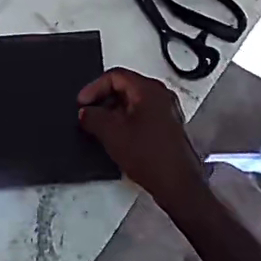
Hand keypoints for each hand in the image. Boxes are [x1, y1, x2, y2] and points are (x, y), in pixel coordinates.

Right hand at [78, 68, 207, 208]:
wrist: (177, 184)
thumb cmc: (152, 157)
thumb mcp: (111, 133)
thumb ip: (92, 117)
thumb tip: (86, 113)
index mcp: (149, 89)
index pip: (115, 76)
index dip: (94, 88)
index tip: (83, 103)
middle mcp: (162, 96)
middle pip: (125, 86)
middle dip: (103, 99)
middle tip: (89, 113)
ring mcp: (167, 111)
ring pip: (133, 101)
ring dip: (114, 111)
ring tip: (101, 128)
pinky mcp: (168, 127)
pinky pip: (142, 115)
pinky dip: (126, 121)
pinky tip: (118, 137)